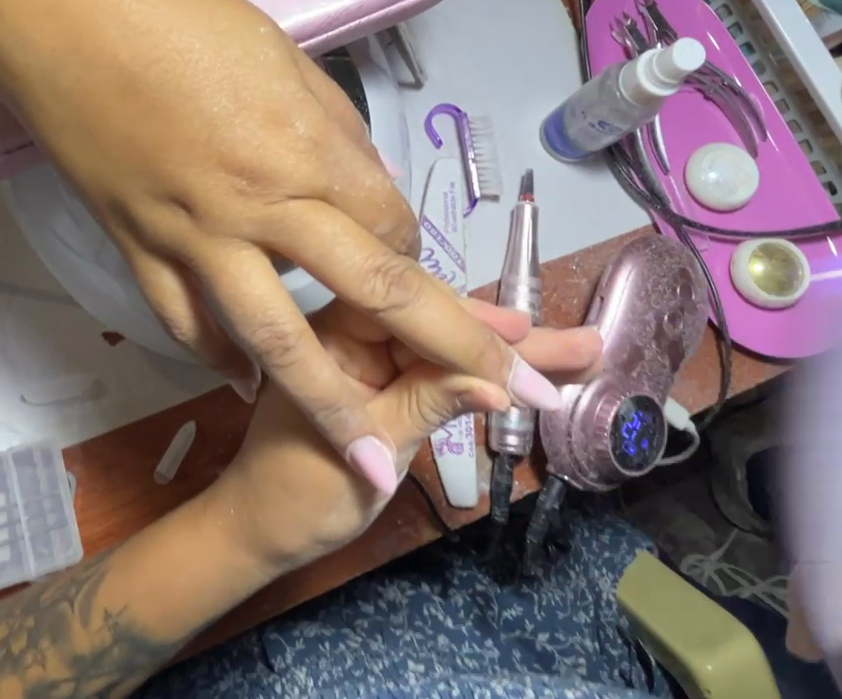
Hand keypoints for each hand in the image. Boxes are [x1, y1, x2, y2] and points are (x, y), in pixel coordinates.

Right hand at [0, 0, 563, 494]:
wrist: (59, 13)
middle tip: (510, 392)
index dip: (415, 250)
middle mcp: (261, 206)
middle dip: (450, 344)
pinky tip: (241, 382)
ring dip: (331, 404)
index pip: (387, 221)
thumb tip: (362, 182)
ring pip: (274, 338)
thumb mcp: (278, 54)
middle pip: (370, 288)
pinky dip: (215, 358)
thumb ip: (329, 128)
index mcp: (304, 146)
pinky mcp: (137, 245)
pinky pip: (183, 321)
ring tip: (372, 459)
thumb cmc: (176, 11)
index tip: (423, 266)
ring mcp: (194, 236)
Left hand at [206, 300, 597, 571]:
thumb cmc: (300, 494)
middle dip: (510, 339)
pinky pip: (434, 365)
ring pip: (444, 342)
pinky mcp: (381, 375)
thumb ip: (430, 406)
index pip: (411, 314)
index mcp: (333, 333)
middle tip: (581, 342)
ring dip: (507, 353)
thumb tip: (499, 383)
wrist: (260, 527)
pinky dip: (478, 371)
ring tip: (575, 349)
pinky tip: (522, 363)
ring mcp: (369, 352)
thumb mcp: (371, 453)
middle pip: (439, 323)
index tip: (531, 341)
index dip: (475, 334)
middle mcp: (352, 328)